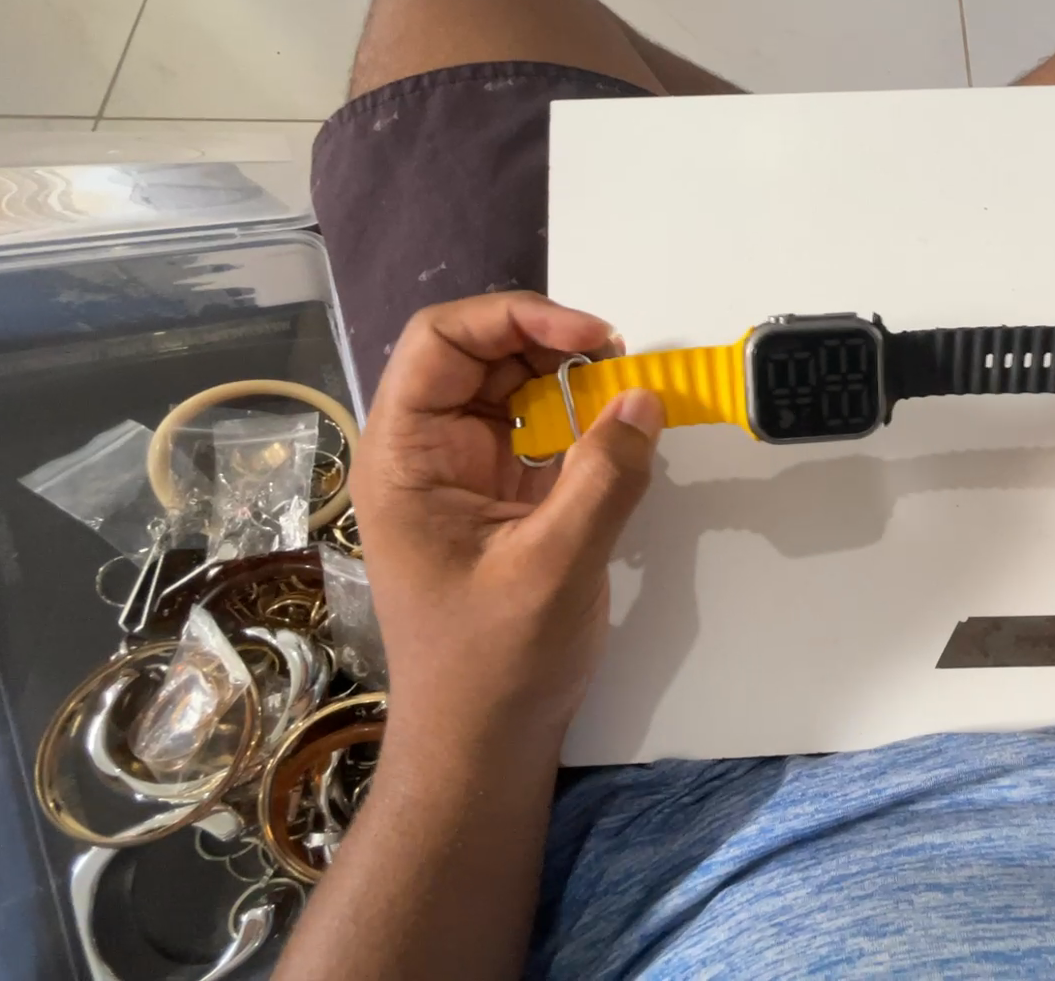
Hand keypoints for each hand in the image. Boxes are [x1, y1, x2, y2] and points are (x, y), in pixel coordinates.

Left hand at [350, 292, 665, 734]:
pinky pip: (544, 434)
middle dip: (552, 344)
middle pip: (481, 356)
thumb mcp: (554, 566)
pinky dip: (584, 423)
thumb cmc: (495, 661)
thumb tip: (647, 399)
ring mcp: (470, 474)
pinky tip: (618, 436)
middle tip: (621, 364)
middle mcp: (431, 452)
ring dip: (572, 381)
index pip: (442, 342)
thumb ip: (602, 478)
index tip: (596, 338)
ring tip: (625, 395)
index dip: (517, 317)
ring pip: (516, 390)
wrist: (485, 737)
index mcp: (407, 456)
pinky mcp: (508, 497)